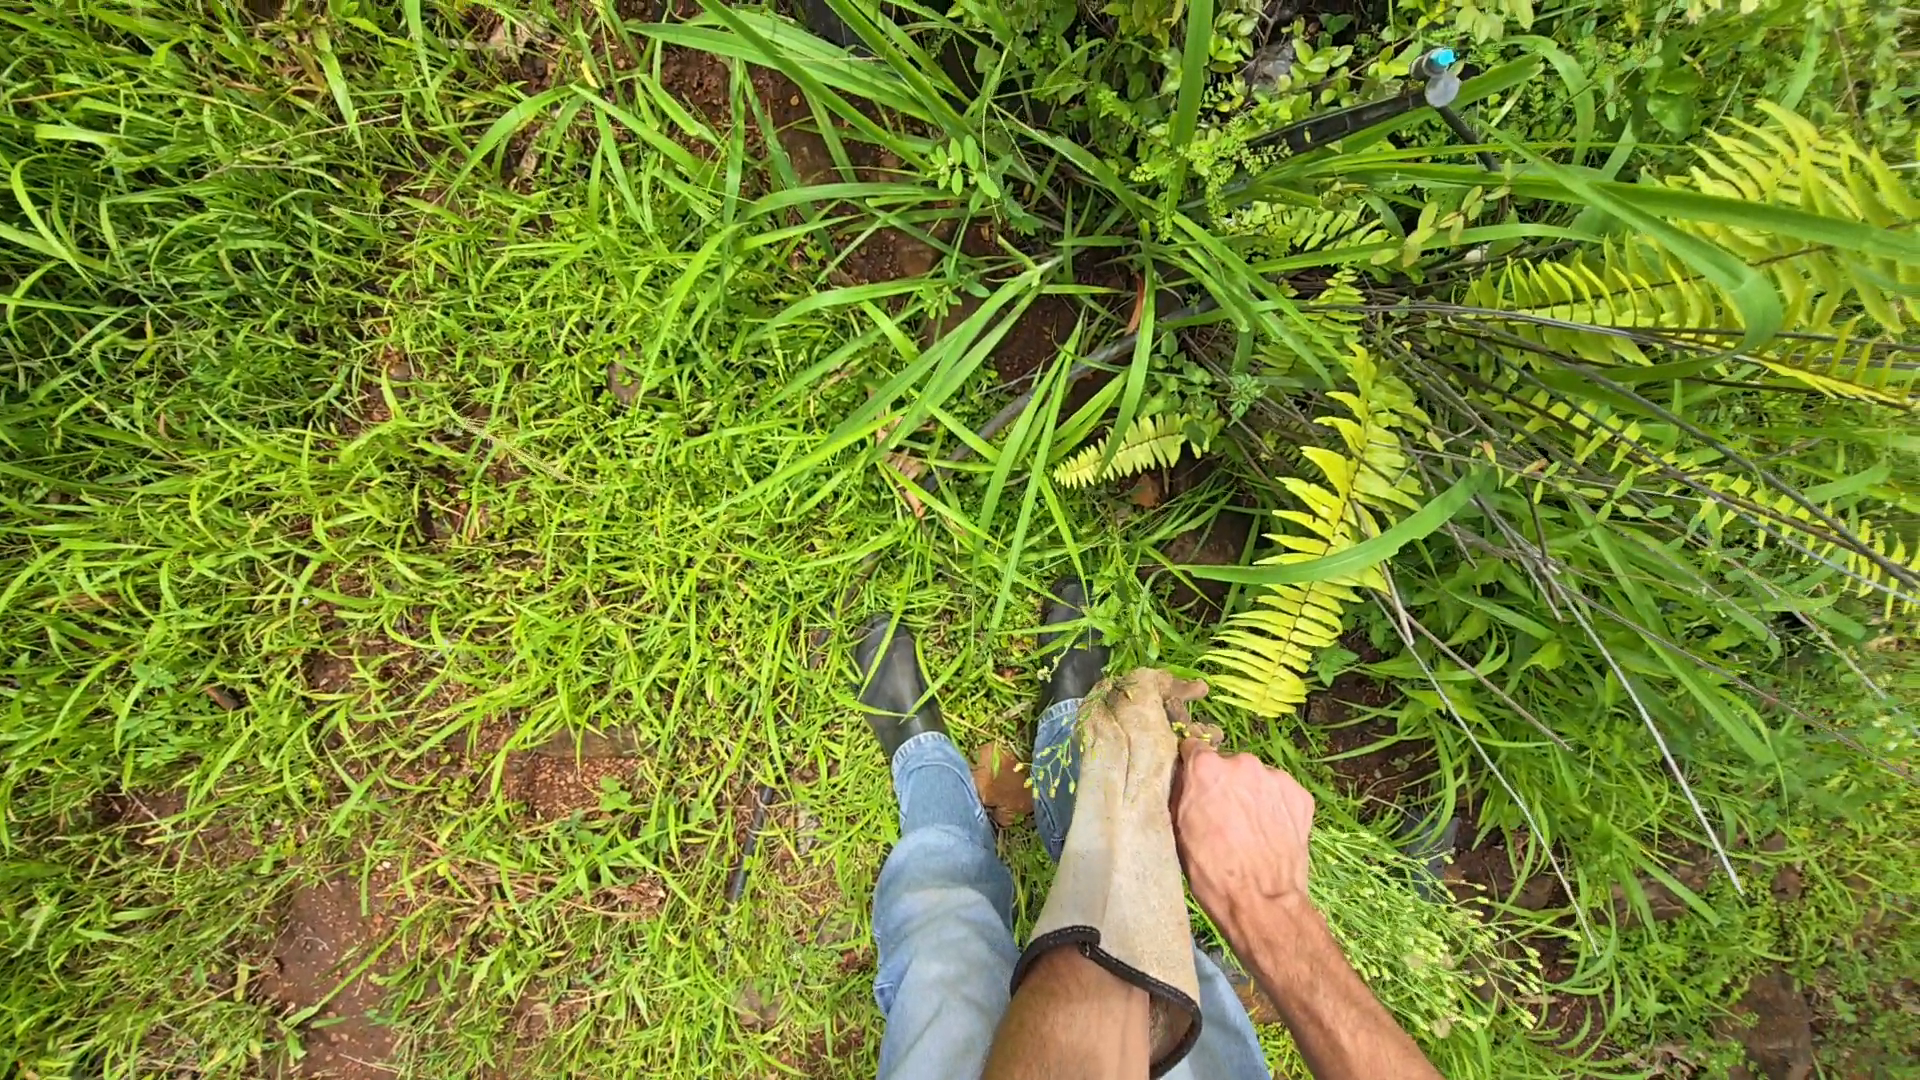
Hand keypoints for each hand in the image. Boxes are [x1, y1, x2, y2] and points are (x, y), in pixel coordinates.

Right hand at [1170, 739, 1315, 942]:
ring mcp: (1274, 778)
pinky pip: (1280, 792)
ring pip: (1255, 778)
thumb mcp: (1177, 827)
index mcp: (1206, 767)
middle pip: (1227, 763)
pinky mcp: (1300, 795)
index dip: (1192, 767)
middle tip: (1223, 814)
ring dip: (1250, 793)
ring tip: (1250, 827)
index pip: (1193, 748)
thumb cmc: (1210, 869)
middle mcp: (1241, 762)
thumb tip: (1182, 775)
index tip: (1194, 784)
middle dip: (1224, 782)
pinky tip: (1269, 831)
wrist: (1261, 902)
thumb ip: (1180, 790)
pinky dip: (1274, 806)